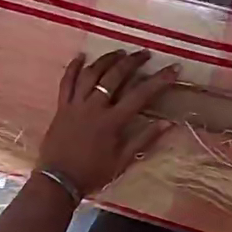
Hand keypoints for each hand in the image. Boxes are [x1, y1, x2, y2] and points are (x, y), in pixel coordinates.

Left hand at [37, 49, 178, 195]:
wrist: (58, 180)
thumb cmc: (92, 173)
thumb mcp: (122, 161)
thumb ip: (144, 139)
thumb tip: (167, 123)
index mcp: (112, 122)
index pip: (140, 95)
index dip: (159, 80)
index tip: (173, 68)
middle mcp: (94, 107)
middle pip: (114, 76)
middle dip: (132, 62)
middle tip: (144, 54)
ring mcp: (75, 105)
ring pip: (91, 74)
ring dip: (106, 60)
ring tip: (119, 52)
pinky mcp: (61, 107)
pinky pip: (66, 82)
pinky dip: (73, 67)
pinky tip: (81, 56)